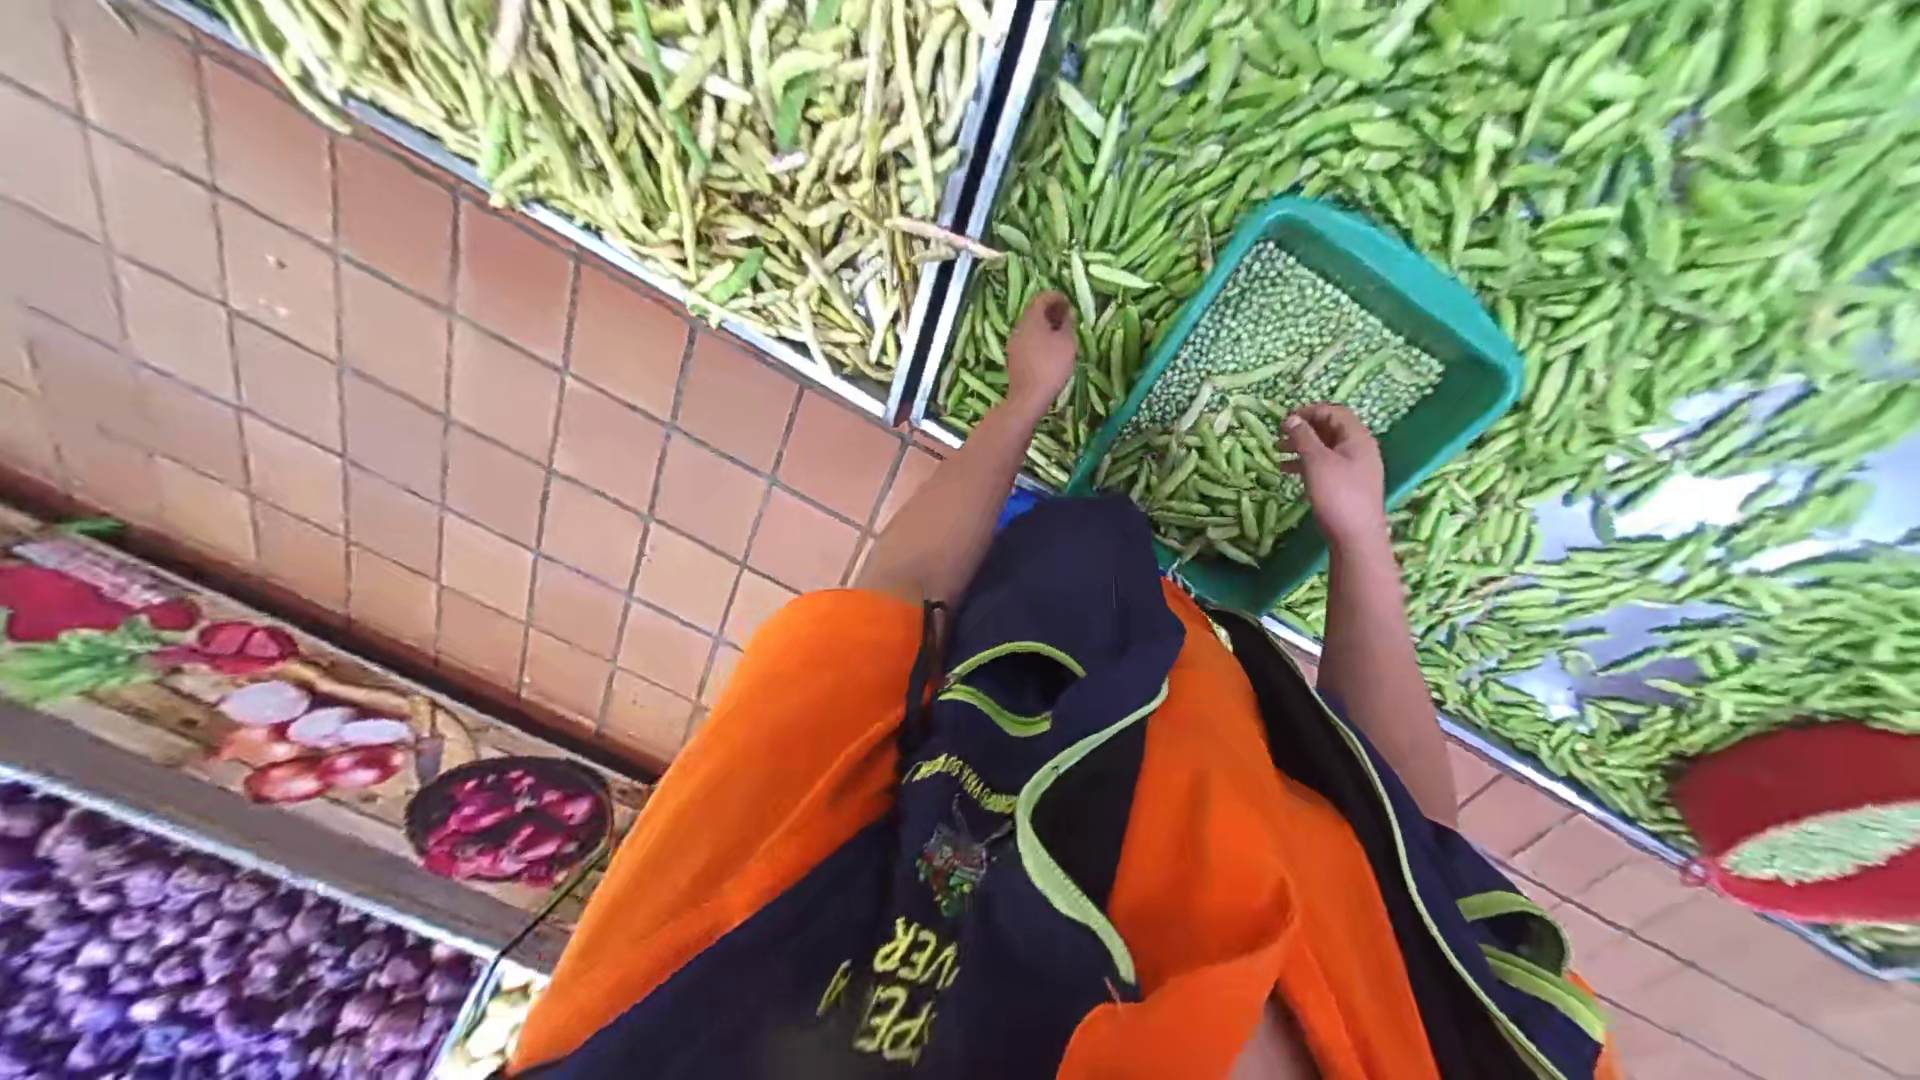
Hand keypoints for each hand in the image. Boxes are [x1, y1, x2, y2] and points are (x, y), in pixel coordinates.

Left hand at [1004, 291, 1076, 418]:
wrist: (1028, 397)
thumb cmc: (1050, 366)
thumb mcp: (1067, 342)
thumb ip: (1068, 324)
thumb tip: (1067, 313)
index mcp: (1031, 318)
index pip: (1042, 297)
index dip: (1057, 297)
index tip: (1069, 303)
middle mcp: (1018, 327)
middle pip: (1034, 312)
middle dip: (1051, 311)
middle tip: (1067, 318)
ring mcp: (1013, 343)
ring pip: (1030, 327)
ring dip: (1045, 326)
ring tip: (1061, 334)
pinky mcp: (1013, 358)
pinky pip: (1027, 340)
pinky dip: (1039, 338)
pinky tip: (1050, 349)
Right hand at [1283, 404, 1388, 549]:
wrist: (1356, 535)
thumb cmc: (1337, 494)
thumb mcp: (1316, 462)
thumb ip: (1303, 437)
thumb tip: (1291, 418)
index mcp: (1357, 438)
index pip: (1334, 412)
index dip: (1310, 411)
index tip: (1285, 418)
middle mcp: (1360, 448)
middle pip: (1331, 429)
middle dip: (1304, 429)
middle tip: (1279, 435)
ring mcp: (1356, 467)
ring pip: (1326, 448)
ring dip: (1302, 446)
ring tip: (1278, 452)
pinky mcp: (1348, 483)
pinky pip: (1326, 464)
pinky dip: (1307, 463)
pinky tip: (1289, 470)